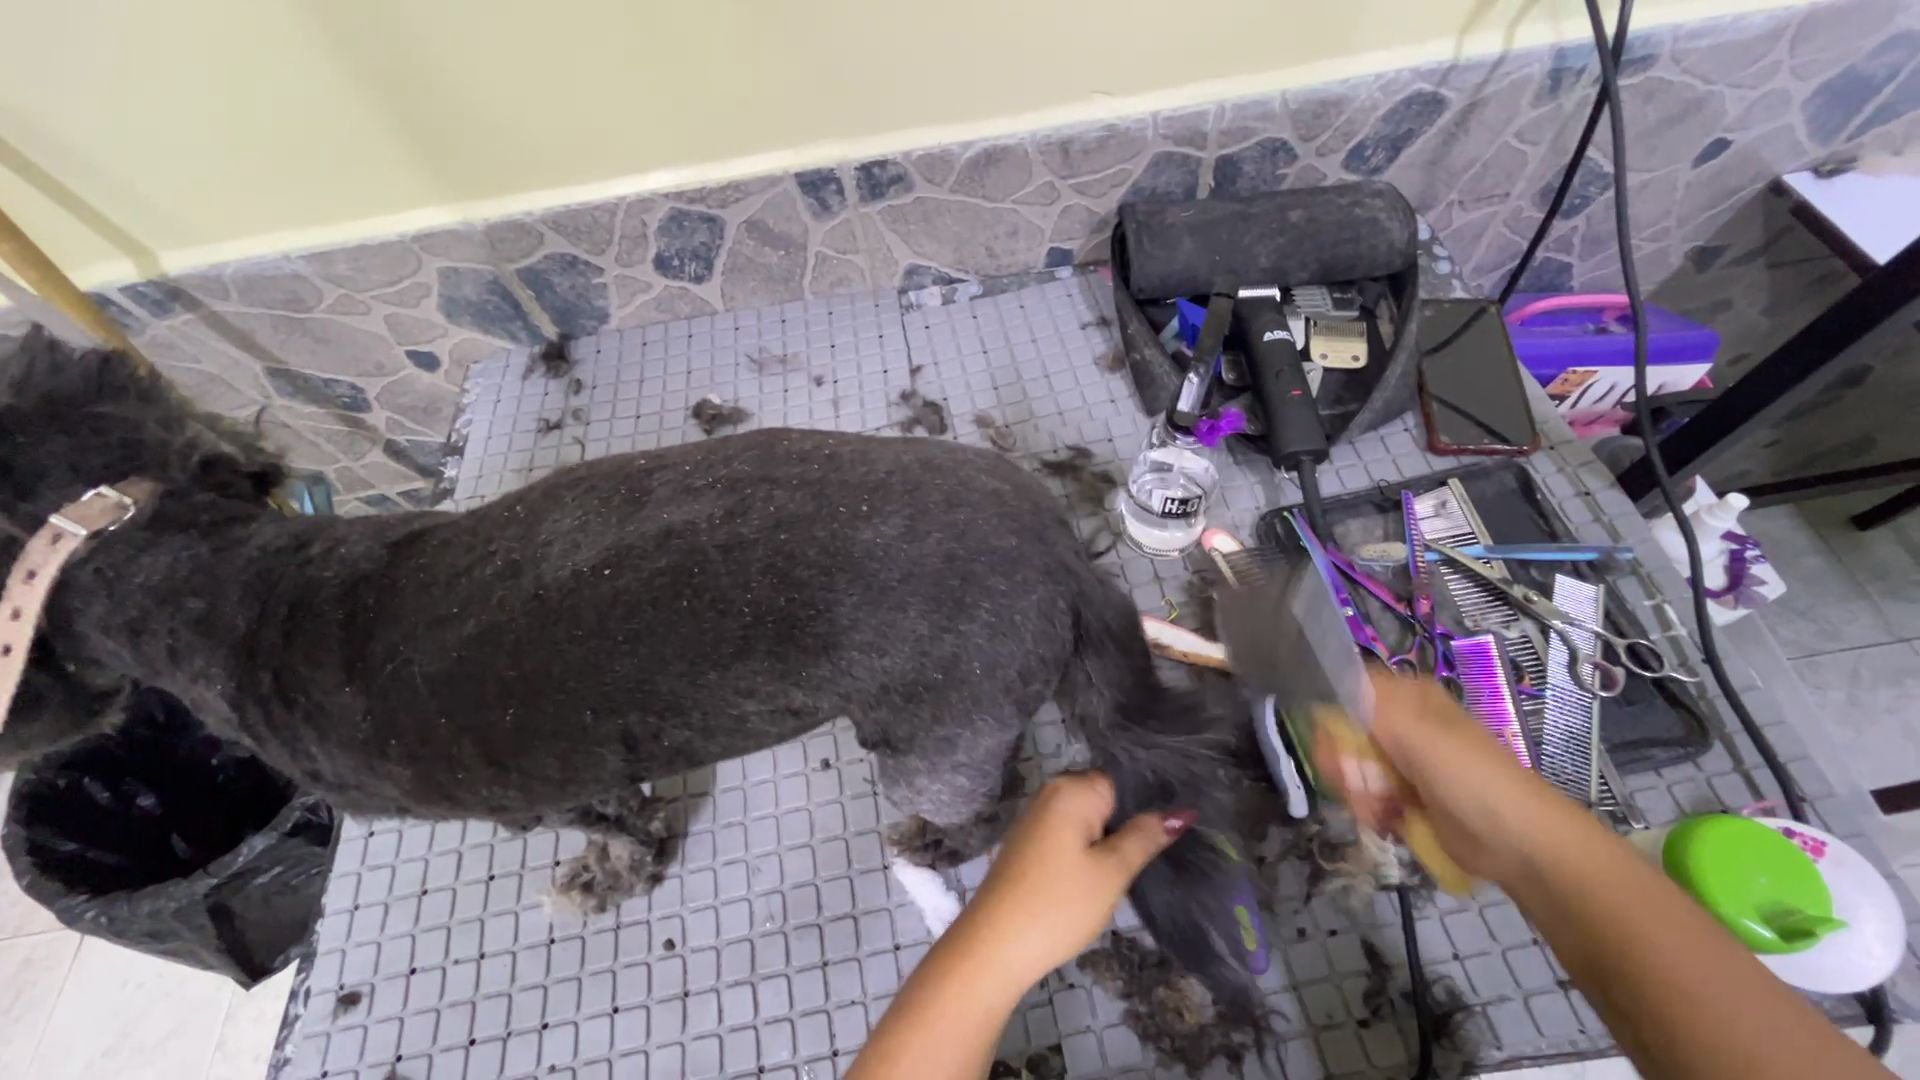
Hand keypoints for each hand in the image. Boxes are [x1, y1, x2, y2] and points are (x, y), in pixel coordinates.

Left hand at [946, 773, 1191, 989]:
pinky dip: (1090, 847)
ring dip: (1112, 836)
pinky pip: (1072, 832)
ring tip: (1142, 862)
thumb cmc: (1058, 905)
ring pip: (1090, 817)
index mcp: (1072, 789)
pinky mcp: (1031, 841)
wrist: (994, 945)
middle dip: (1132, 819)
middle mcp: (1051, 792)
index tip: (1179, 826)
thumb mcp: (1111, 872)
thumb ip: (1145, 836)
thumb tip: (1183, 810)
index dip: (1152, 801)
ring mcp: (1037, 817)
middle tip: (1165, 849)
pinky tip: (1105, 871)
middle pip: (1106, 796)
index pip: (1124, 779)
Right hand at [1314, 669, 1570, 884]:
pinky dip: (1369, 808)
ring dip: (1355, 790)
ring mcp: (1404, 761)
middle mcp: (1401, 723)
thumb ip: (1365, 708)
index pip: (1345, 691)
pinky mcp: (1405, 796)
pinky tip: (1384, 821)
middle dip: (1342, 762)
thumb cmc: (1471, 779)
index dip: (1330, 716)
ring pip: (1352, 766)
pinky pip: (1367, 793)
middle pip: (1342, 732)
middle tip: (1354, 785)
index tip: (1331, 747)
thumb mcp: (1417, 732)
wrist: (1519, 844)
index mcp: (1406, 696)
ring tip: (1375, 810)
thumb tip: (1322, 691)